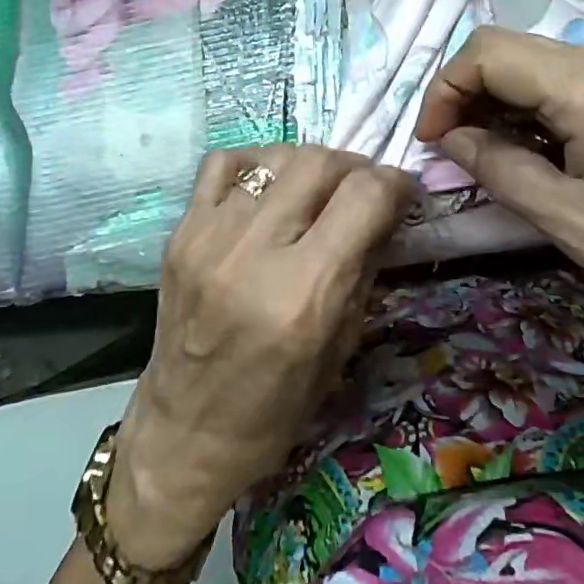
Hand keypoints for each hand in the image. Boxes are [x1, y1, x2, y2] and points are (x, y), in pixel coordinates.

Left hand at [107, 144, 412, 566]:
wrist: (187, 428)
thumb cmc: (276, 407)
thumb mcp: (341, 345)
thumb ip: (365, 268)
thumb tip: (385, 209)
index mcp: (305, 295)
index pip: (365, 195)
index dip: (396, 184)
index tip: (402, 193)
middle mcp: (255, 254)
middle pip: (320, 162)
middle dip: (355, 168)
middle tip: (363, 191)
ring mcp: (209, 237)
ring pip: (275, 155)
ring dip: (310, 166)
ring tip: (317, 191)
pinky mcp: (180, 232)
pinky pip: (223, 163)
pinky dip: (256, 164)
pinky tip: (267, 189)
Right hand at [413, 27, 583, 315]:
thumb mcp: (577, 226)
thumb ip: (504, 174)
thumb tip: (449, 138)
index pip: (489, 53)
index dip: (444, 89)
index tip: (431, 140)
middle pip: (499, 45)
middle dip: (459, 91)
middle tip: (449, 147)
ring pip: (519, 56)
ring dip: (485, 96)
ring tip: (479, 151)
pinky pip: (545, 73)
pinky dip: (513, 100)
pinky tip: (517, 143)